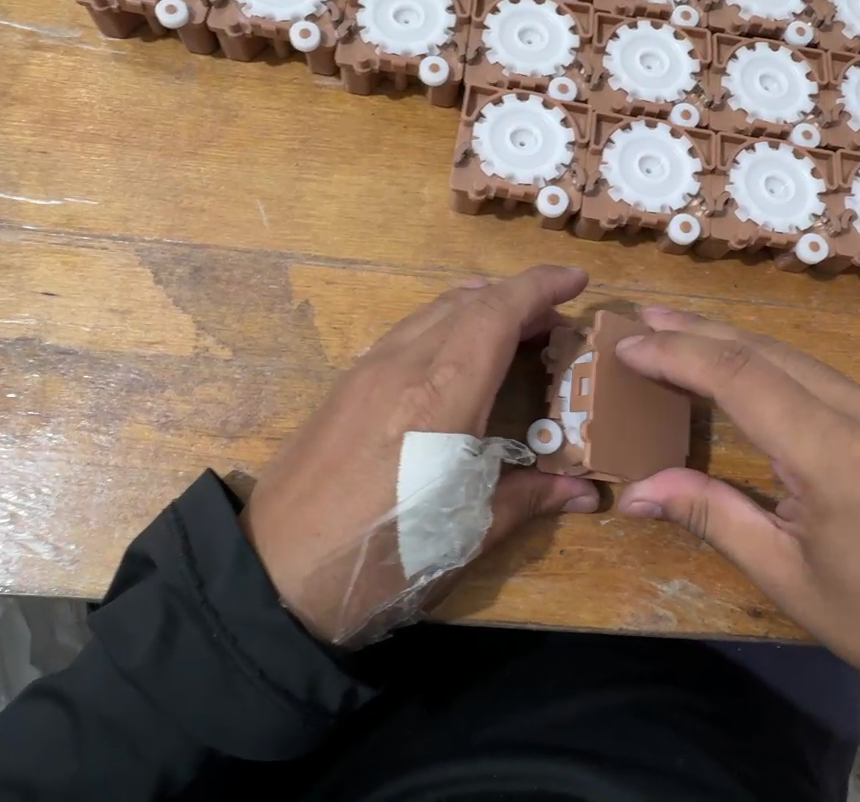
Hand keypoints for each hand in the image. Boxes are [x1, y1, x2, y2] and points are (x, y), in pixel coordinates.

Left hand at [243, 266, 599, 645]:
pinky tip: (458, 360)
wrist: (273, 578)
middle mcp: (402, 366)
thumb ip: (528, 499)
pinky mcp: (345, 385)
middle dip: (517, 298)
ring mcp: (366, 370)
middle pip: (466, 302)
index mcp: (439, 397)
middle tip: (555, 324)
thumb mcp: (463, 535)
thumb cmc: (380, 560)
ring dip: (479, 308)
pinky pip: (406, 333)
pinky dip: (445, 327)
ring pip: (432, 312)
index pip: (495, 313)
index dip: (540, 287)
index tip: (576, 281)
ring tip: (515, 334)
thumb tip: (586, 491)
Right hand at [614, 308, 859, 705]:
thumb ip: (712, 516)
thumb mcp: (788, 578)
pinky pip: (818, 377)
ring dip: (729, 341)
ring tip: (672, 330)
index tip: (628, 347)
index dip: (680, 355)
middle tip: (641, 320)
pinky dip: (764, 363)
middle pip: (769, 354)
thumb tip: (634, 492)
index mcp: (842, 460)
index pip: (745, 380)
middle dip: (699, 332)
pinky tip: (733, 364)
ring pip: (795, 358)